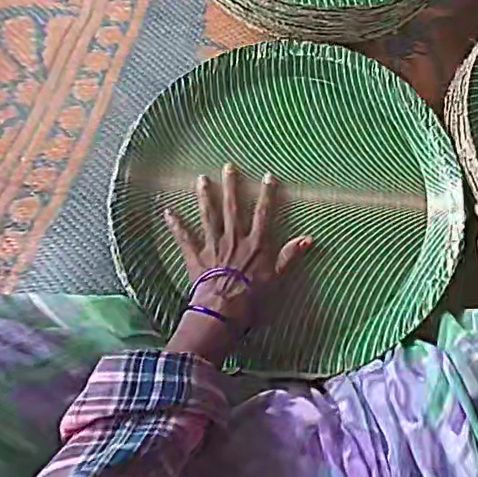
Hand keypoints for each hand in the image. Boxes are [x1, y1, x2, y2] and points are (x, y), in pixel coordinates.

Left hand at [162, 164, 312, 362]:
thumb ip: (290, 255)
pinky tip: (168, 211)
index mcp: (255, 243)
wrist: (224, 309)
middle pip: (232, 208)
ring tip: (201, 179)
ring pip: (209, 216)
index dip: (267, 194)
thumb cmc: (253, 297)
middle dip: (232, 186)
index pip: (263, 214)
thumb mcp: (277, 277)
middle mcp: (234, 238)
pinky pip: (184, 238)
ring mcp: (213, 246)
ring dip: (205, 197)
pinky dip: (176, 225)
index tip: (268, 176)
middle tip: (228, 166)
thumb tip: (309, 238)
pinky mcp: (196, 256)